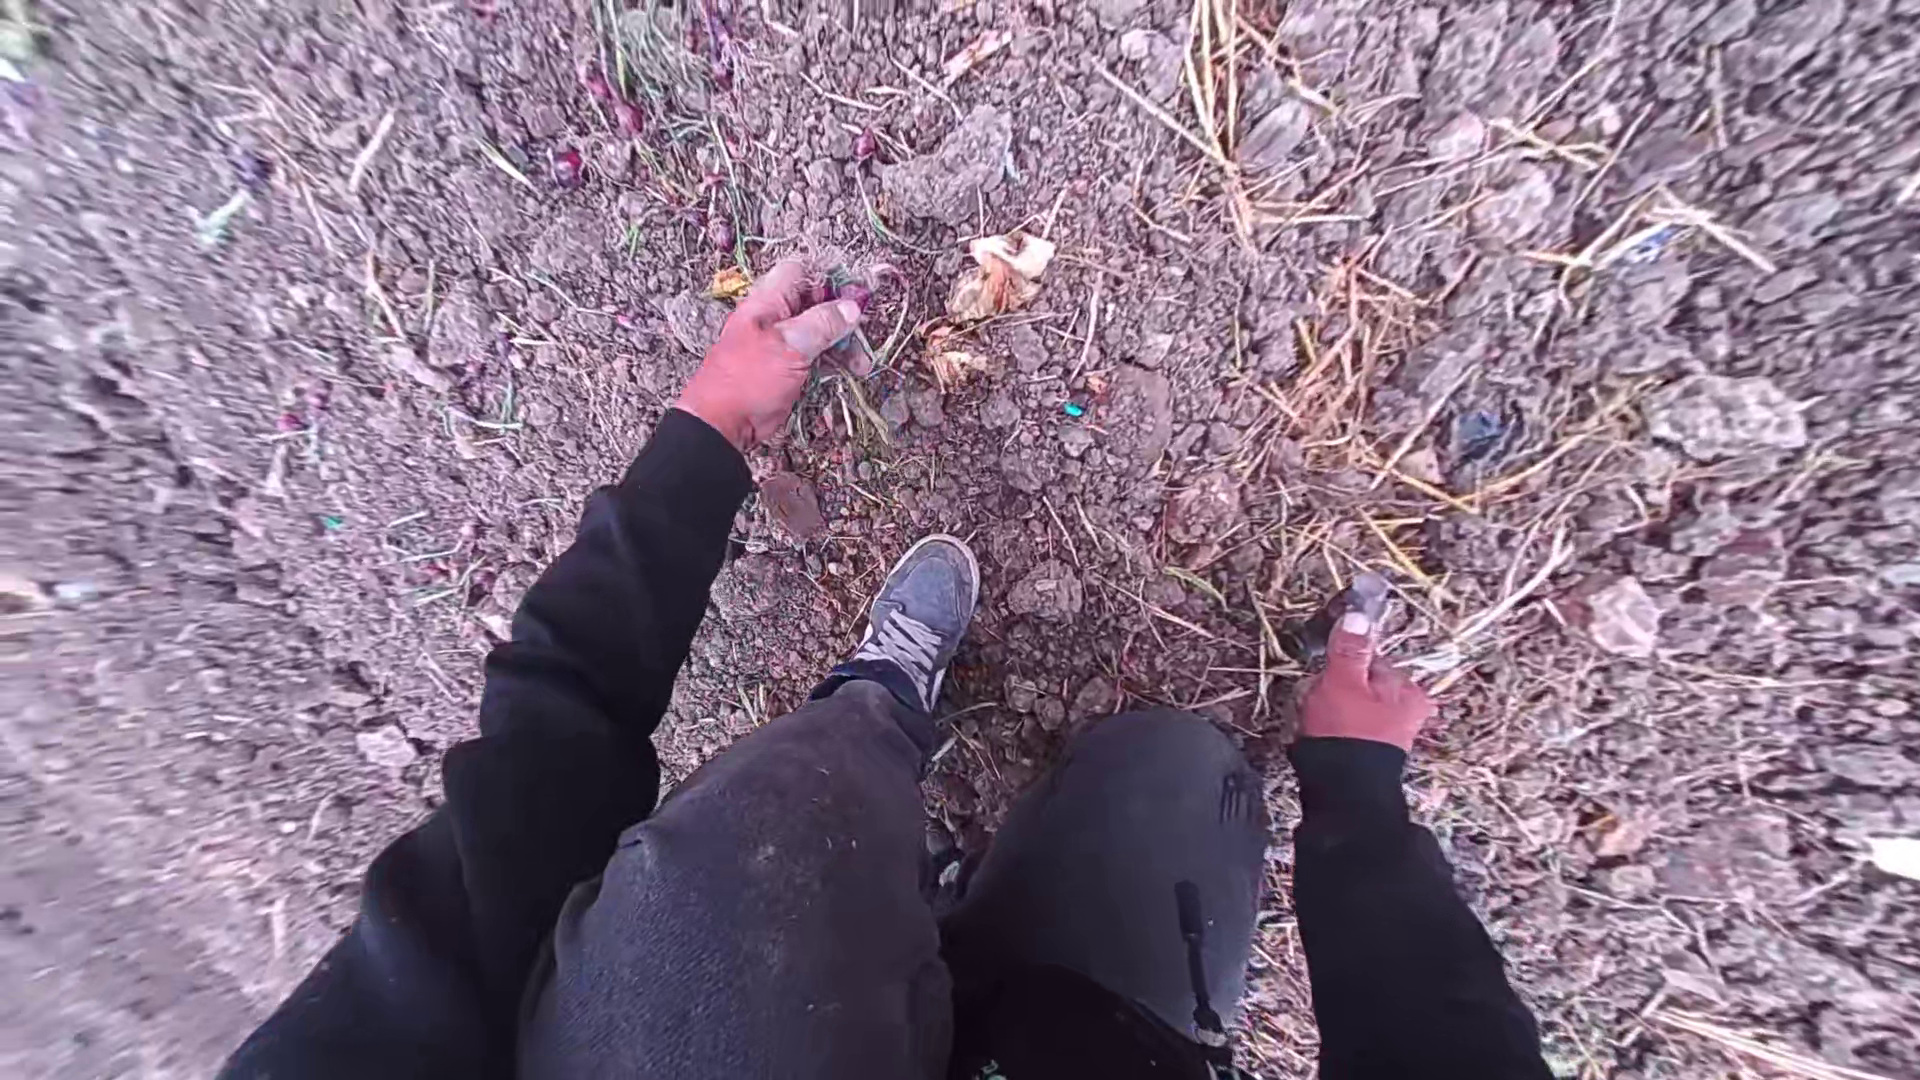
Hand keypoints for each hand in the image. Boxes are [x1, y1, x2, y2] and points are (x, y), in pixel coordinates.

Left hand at [674, 260, 862, 452]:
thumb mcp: (789, 345)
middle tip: (860, 337)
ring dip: (844, 345)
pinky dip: (835, 362)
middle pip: (818, 305)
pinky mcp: (789, 369)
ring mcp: (784, 345)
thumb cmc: (745, 381)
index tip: (857, 297)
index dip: (831, 281)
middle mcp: (777, 319)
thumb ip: (822, 323)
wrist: (724, 423)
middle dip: (844, 319)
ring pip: (822, 333)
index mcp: (769, 302)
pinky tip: (848, 371)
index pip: (804, 274)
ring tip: (860, 363)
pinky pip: (818, 357)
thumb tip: (850, 308)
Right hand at [1297, 610, 1433, 751]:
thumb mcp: (1343, 682)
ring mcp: (1388, 728)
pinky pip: (1344, 719)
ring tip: (1318, 717)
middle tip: (1322, 699)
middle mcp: (1406, 709)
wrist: (1340, 786)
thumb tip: (1358, 616)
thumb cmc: (1347, 732)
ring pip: (1347, 698)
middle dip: (1332, 684)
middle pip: (1358, 678)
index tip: (1326, 674)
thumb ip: (1350, 649)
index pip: (1368, 657)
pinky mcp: (1369, 744)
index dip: (1340, 662)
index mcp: (1408, 691)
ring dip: (1327, 703)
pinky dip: (1329, 721)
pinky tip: (1320, 729)